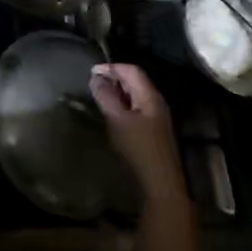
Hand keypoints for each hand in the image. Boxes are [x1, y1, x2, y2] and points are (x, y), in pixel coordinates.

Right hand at [89, 63, 184, 200]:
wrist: (160, 183)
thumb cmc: (138, 149)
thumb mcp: (117, 120)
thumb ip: (106, 96)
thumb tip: (96, 77)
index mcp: (150, 96)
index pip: (132, 70)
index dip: (112, 67)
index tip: (91, 72)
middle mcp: (156, 103)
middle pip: (136, 81)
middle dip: (114, 78)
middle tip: (93, 83)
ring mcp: (157, 118)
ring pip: (136, 96)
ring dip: (117, 93)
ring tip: (99, 97)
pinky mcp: (153, 132)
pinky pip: (137, 110)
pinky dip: (122, 106)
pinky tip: (112, 116)